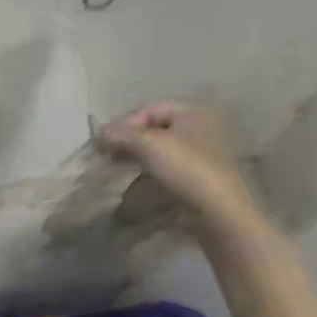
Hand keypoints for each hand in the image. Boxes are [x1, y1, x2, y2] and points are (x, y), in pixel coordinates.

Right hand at [100, 101, 255, 216]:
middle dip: (128, 136)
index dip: (125, 121)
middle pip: (155, 125)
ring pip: (159, 144)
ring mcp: (199, 149)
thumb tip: (99, 130)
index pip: (150, 108)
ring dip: (135, 150)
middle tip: (107, 151)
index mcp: (193, 110)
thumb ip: (122, 134)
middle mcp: (199, 125)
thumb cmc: (186, 168)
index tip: (105, 139)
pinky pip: (166, 160)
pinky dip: (147, 162)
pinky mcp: (196, 171)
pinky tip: (133, 171)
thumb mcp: (150, 145)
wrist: (216, 208)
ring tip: (114, 161)